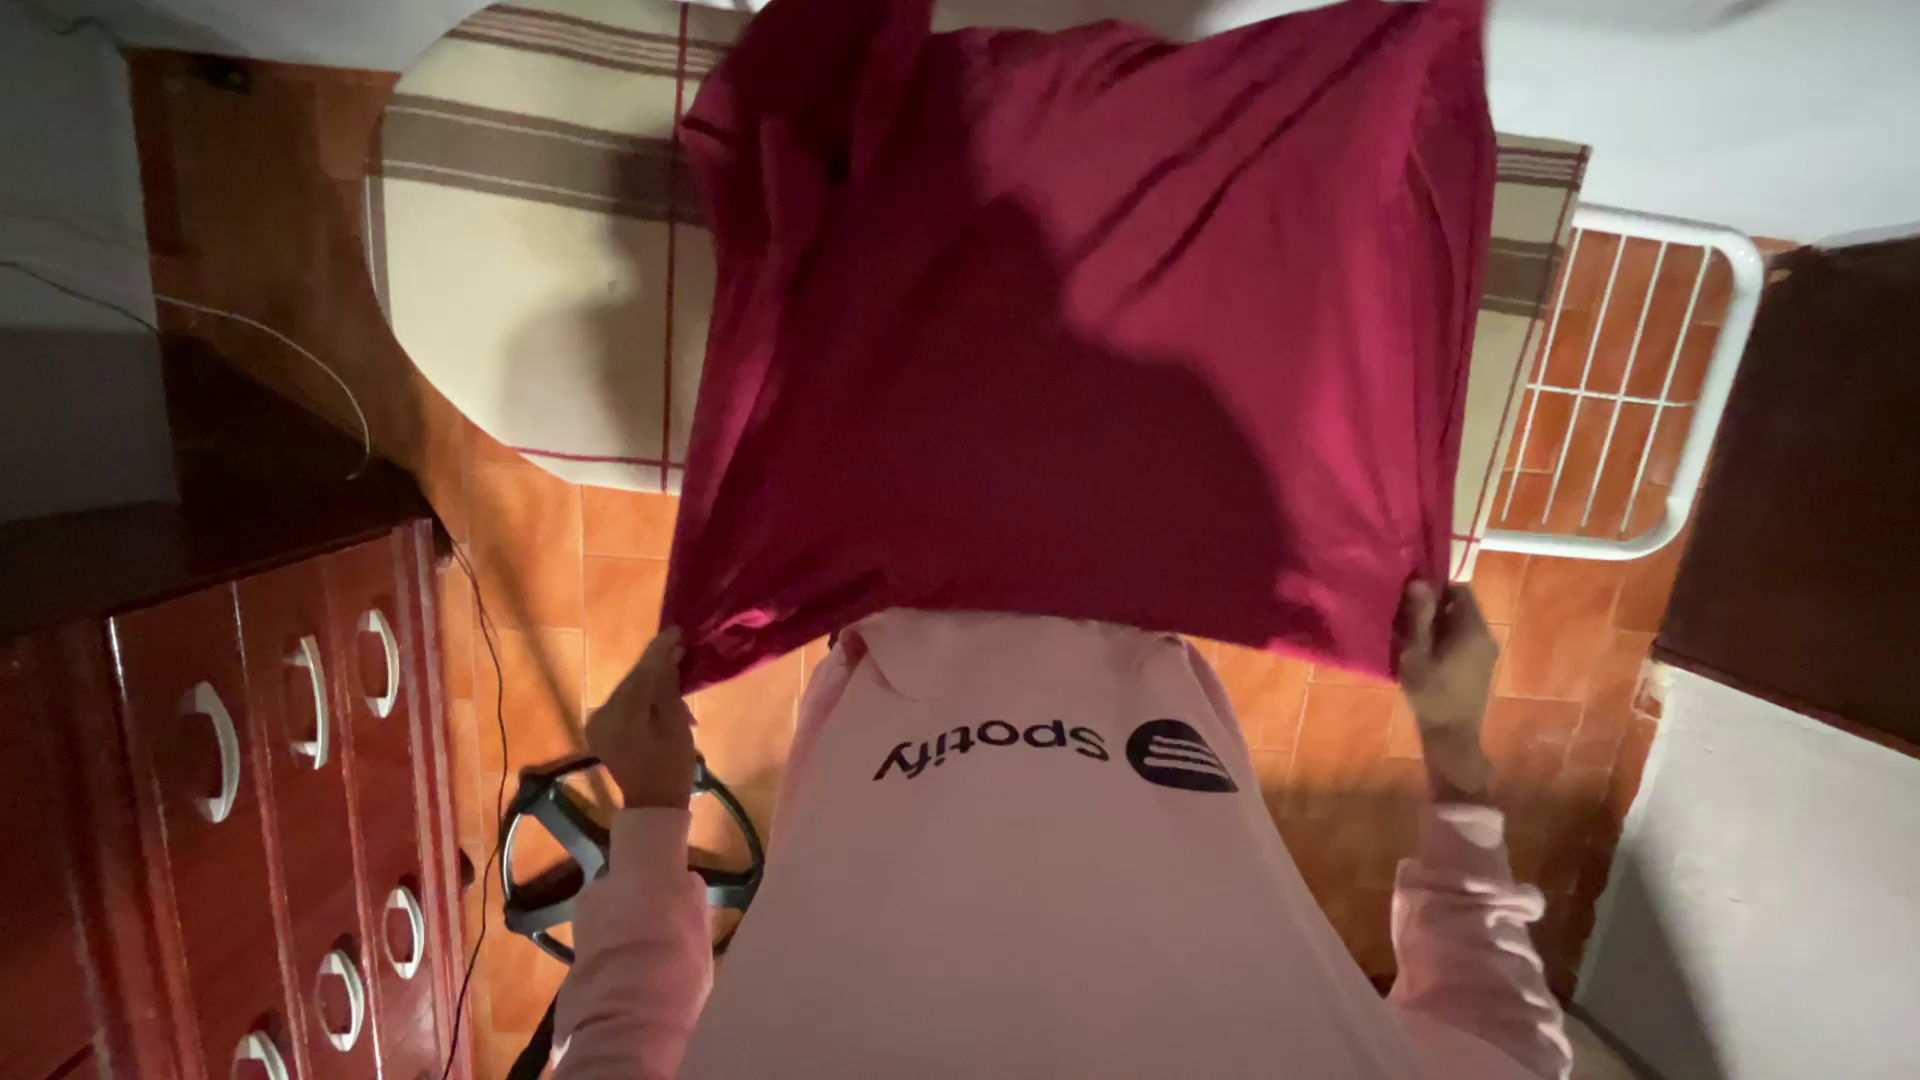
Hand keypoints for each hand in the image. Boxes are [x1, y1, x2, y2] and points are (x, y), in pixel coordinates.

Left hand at [586, 629, 696, 809]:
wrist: (653, 807)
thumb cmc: (671, 768)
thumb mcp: (676, 725)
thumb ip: (669, 687)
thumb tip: (670, 655)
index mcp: (619, 716)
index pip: (641, 673)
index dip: (660, 650)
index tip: (677, 630)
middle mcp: (601, 715)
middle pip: (633, 680)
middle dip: (658, 665)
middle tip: (682, 648)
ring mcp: (598, 724)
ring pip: (630, 690)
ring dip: (654, 682)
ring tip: (679, 672)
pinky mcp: (602, 730)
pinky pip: (626, 703)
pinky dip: (645, 697)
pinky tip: (664, 694)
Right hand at [1397, 581, 1496, 800]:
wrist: (1452, 733)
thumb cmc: (1431, 691)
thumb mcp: (1416, 652)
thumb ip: (1419, 617)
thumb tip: (1419, 582)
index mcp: (1473, 629)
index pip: (1460, 591)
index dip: (1435, 589)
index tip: (1410, 598)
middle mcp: (1486, 636)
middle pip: (1461, 607)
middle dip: (1433, 607)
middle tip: (1403, 617)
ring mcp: (1486, 652)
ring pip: (1460, 624)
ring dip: (1437, 624)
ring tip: (1409, 635)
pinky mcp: (1480, 665)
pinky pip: (1462, 639)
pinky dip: (1444, 638)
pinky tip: (1423, 652)